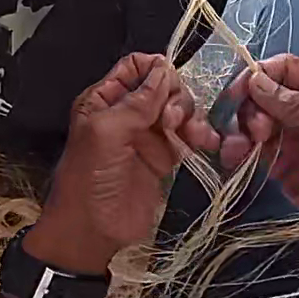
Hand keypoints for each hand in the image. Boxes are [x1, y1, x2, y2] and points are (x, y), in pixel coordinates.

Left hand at [28, 53, 219, 272]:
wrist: (93, 231)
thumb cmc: (90, 178)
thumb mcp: (106, 133)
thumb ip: (136, 101)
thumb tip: (164, 69)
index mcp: (105, 98)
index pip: (135, 67)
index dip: (156, 68)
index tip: (169, 84)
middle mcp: (127, 111)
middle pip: (164, 86)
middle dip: (176, 97)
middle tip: (172, 121)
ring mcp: (147, 134)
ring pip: (179, 109)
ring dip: (192, 116)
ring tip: (195, 136)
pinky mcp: (164, 157)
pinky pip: (187, 134)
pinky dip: (200, 135)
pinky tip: (208, 143)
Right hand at [218, 53, 298, 239]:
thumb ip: (296, 103)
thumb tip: (254, 79)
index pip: (283, 70)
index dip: (258, 75)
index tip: (240, 92)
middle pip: (260, 95)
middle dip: (251, 109)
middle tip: (261, 132)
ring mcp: (288, 137)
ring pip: (250, 121)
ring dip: (239, 130)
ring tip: (240, 149)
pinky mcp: (276, 163)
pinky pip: (249, 149)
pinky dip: (237, 150)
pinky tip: (234, 157)